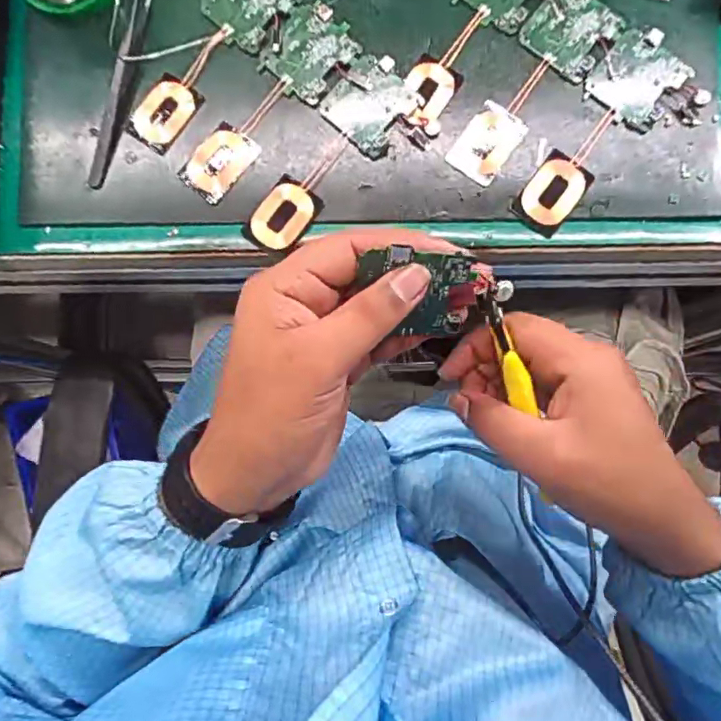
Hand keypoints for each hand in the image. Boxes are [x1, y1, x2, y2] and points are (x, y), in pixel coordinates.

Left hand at [191, 229, 460, 515]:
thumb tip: (416, 275)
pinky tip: (436, 324)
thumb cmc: (270, 415)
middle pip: (365, 273)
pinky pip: (376, 335)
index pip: (347, 249)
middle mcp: (302, 302)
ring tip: (461, 297)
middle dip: (414, 273)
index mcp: (284, 288)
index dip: (399, 247)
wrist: (254, 474)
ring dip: (415, 302)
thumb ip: (368, 314)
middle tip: (466, 275)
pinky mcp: (338, 360)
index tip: (447, 253)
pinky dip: (404, 331)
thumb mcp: (318, 359)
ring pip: (375, 304)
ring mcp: (322, 332)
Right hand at [440, 312, 720, 578]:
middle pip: (521, 342)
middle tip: (470, 405)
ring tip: (490, 419)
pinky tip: (513, 425)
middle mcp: (589, 357)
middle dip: (486, 368)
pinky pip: (546, 383)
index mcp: (580, 360)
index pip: (515, 326)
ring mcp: (594, 377)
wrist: (660, 517)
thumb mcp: (537, 453)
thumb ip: (490, 420)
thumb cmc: (603, 482)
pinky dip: (521, 398)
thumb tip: (458, 398)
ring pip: (530, 364)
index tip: (452, 380)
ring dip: (501, 386)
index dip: (476, 345)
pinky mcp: (593, 396)